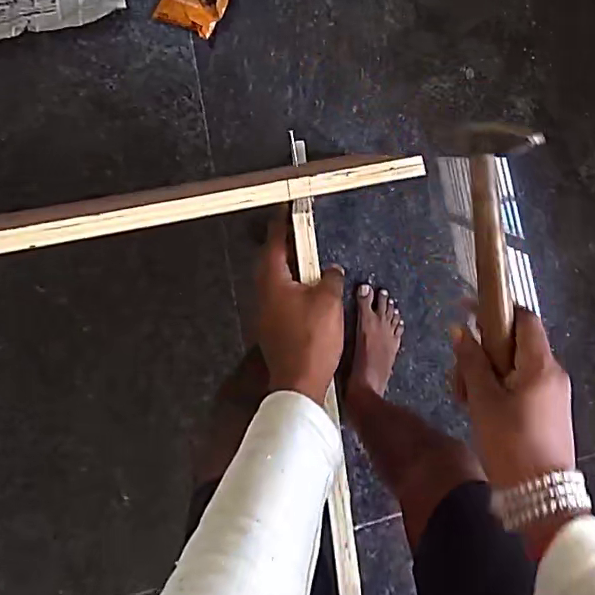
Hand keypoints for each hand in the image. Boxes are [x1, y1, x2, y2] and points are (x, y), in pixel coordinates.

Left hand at [255, 209, 345, 405]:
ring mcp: (265, 313)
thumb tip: (331, 271)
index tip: (285, 210)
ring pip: (275, 281)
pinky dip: (292, 288)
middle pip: (270, 261)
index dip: (281, 225)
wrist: (299, 383)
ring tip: (306, 261)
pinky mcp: (272, 328)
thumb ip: (330, 278)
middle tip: (297, 233)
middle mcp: (263, 294)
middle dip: (283, 246)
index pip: (275, 243)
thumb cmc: (311, 340)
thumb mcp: (328, 301)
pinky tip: (307, 292)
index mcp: (273, 281)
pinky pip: (280, 297)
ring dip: (289, 268)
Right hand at [450, 306, 575, 485]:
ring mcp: (553, 396)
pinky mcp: (548, 415)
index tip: (468, 311)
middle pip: (514, 343)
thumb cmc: (512, 445)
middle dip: (482, 351)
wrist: (544, 503)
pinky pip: (521, 387)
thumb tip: (460, 330)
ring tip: (465, 398)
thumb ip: (471, 361)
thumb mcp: (483, 400)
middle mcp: (552, 374)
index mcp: (541, 364)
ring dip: (486, 374)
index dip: (496, 309)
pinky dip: (498, 389)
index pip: (524, 317)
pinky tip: (479, 410)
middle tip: (460, 372)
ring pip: (513, 367)